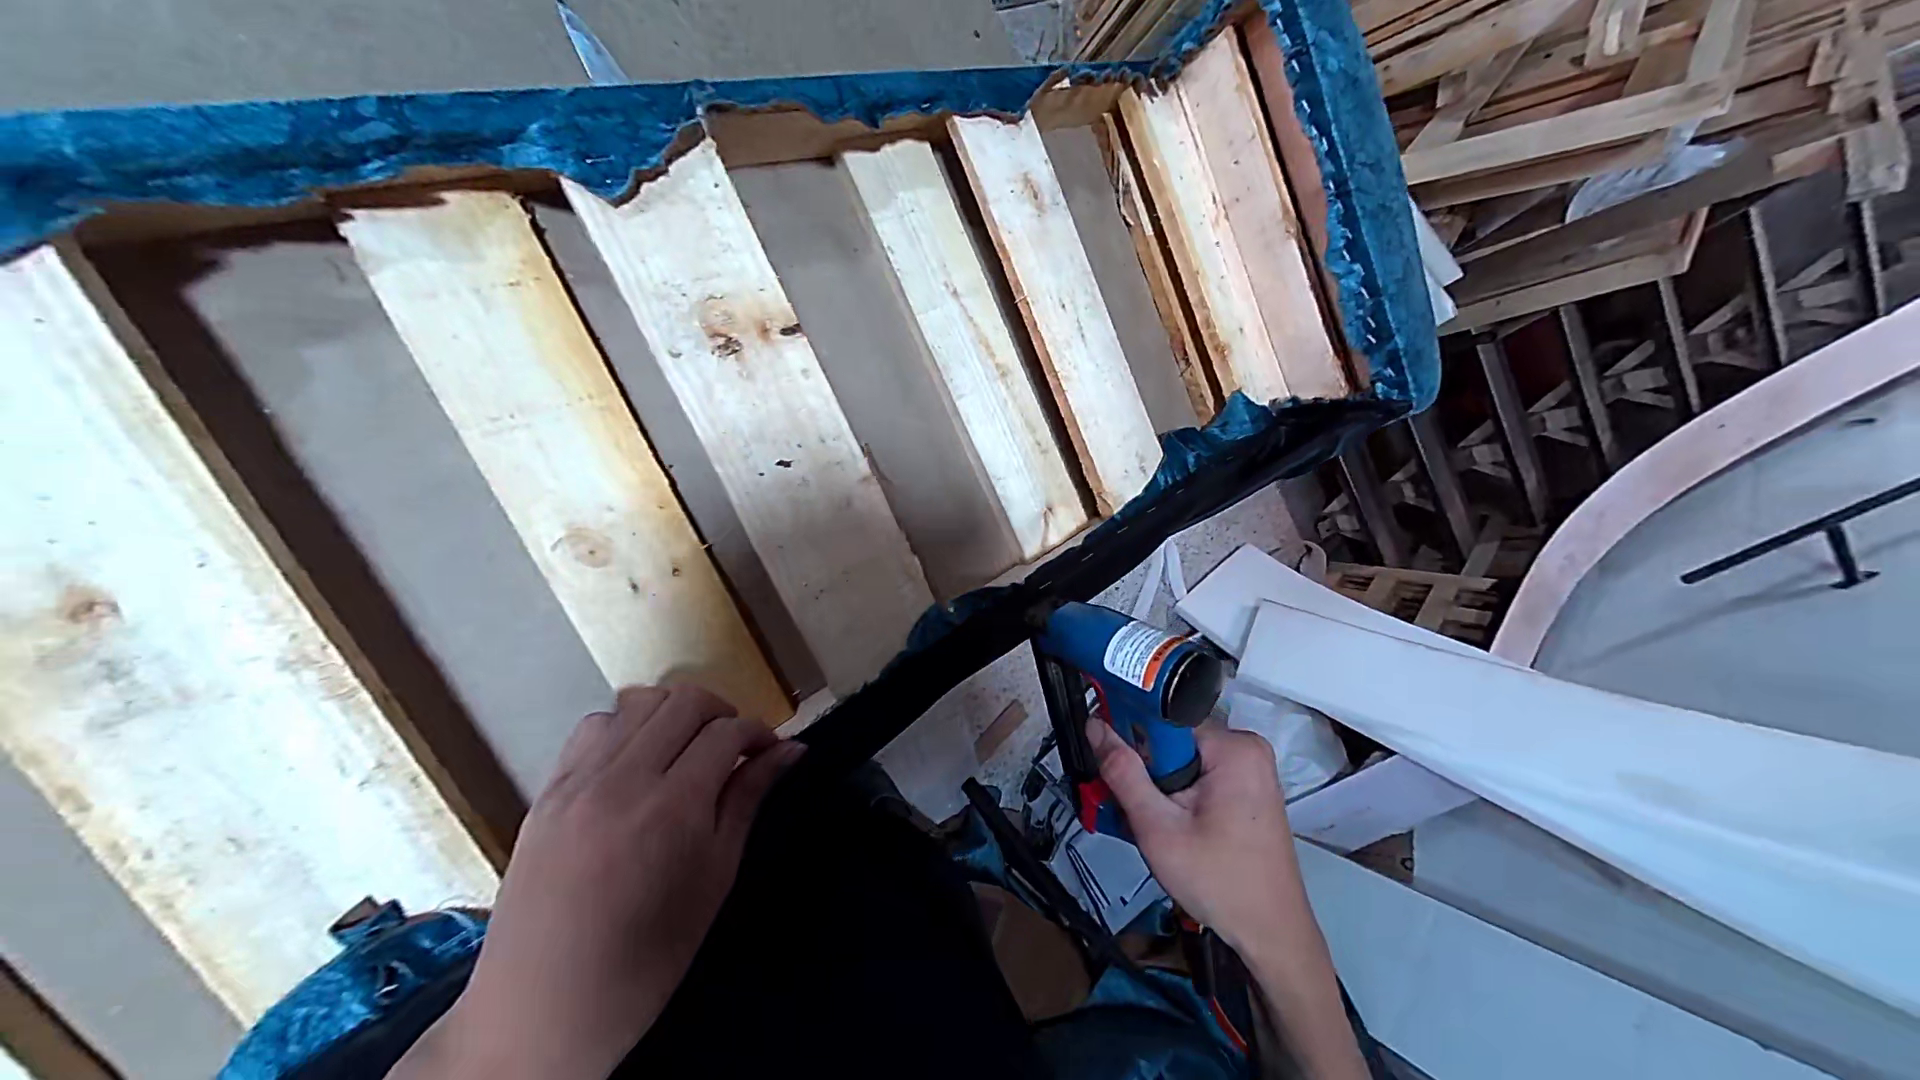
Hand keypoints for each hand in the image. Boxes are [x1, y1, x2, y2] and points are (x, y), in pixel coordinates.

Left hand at [399, 686, 802, 1079]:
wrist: (542, 1012)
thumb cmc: (648, 957)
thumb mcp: (715, 878)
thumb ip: (748, 800)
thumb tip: (791, 750)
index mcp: (671, 809)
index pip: (727, 732)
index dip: (759, 733)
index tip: (772, 751)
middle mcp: (621, 780)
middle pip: (685, 702)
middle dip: (723, 712)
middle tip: (736, 747)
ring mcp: (576, 781)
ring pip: (639, 702)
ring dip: (676, 713)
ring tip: (689, 748)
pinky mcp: (546, 790)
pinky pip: (594, 726)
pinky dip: (628, 726)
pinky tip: (638, 760)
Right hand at [1086, 719, 1299, 953]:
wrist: (1271, 936)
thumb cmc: (1219, 882)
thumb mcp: (1158, 827)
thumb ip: (1123, 772)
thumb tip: (1094, 724)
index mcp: (1234, 747)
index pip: (1163, 718)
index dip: (1130, 737)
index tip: (1109, 761)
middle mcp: (1246, 748)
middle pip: (1170, 738)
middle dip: (1144, 769)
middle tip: (1130, 806)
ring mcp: (1250, 768)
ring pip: (1180, 758)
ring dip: (1157, 786)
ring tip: (1151, 821)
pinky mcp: (1246, 787)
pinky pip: (1197, 773)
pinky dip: (1177, 794)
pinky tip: (1169, 824)